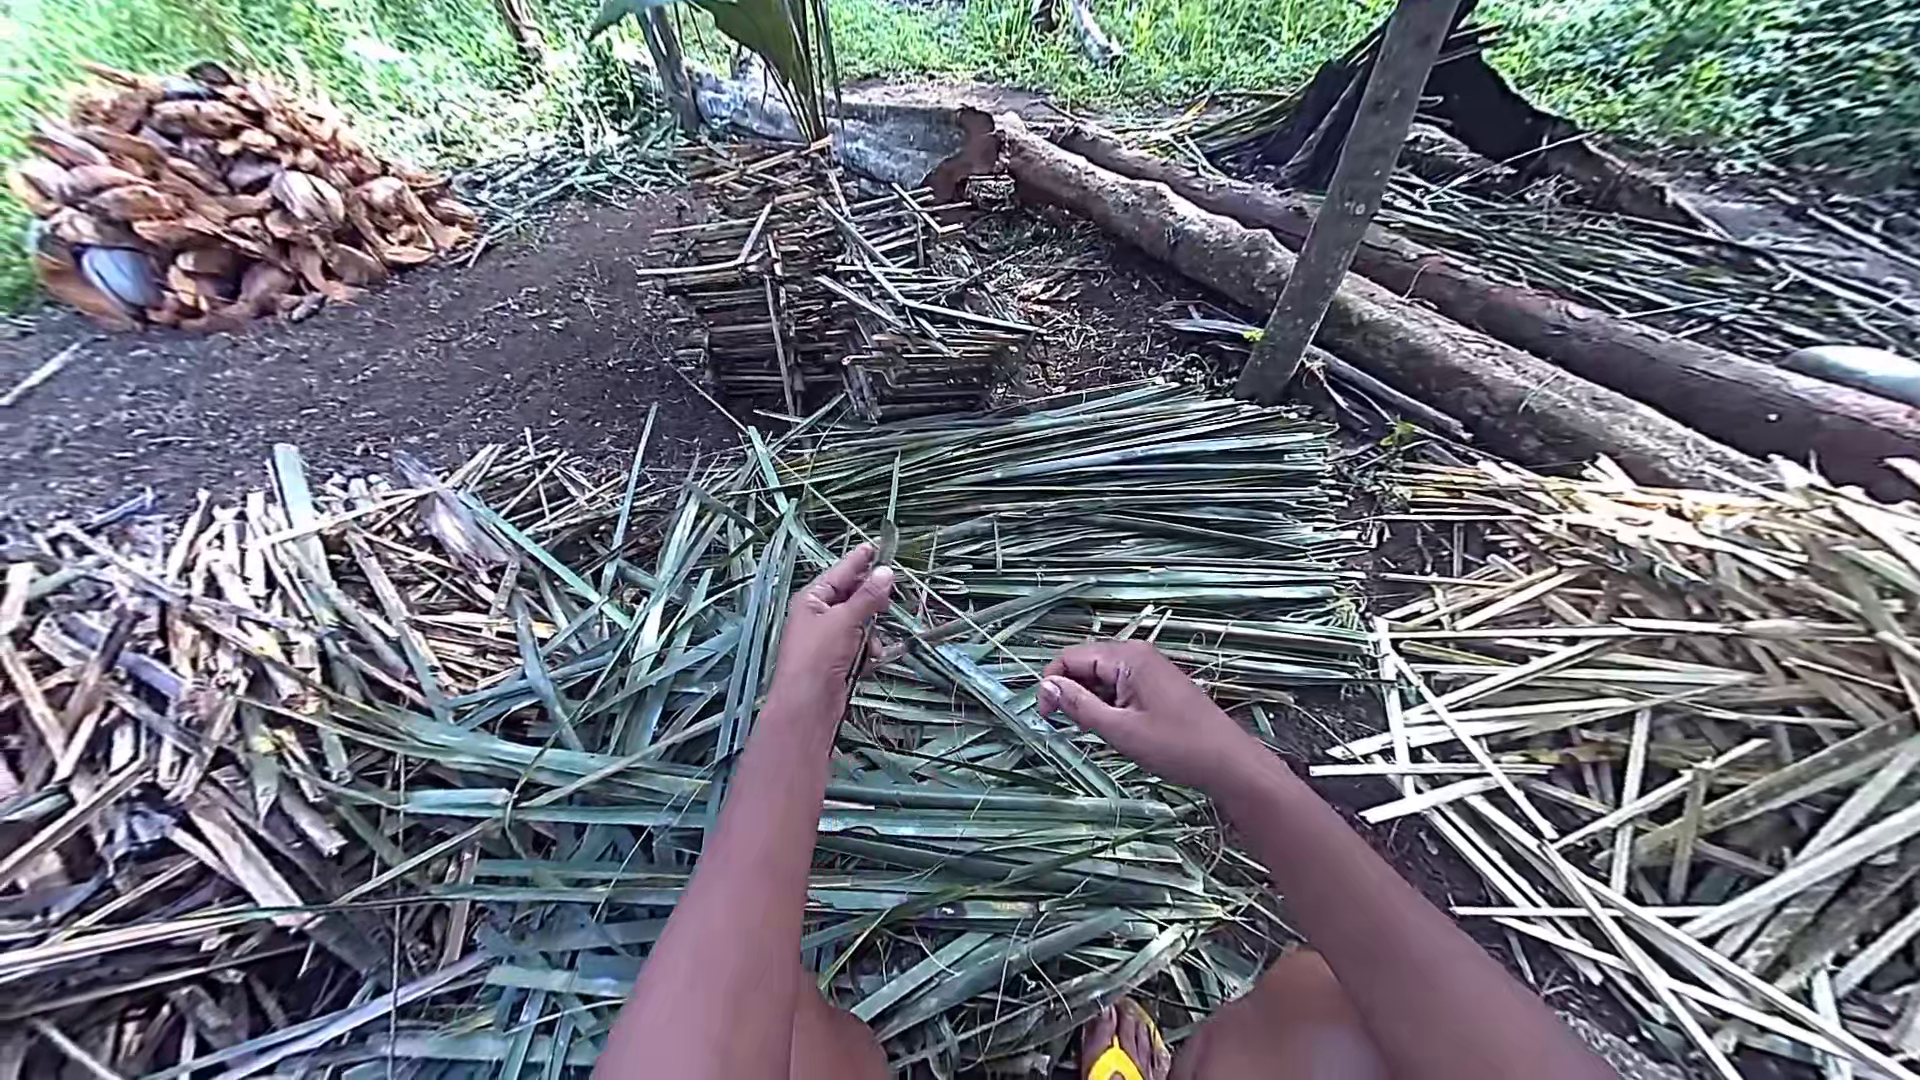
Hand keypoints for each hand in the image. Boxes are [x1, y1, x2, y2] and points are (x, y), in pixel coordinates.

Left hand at [769, 543, 894, 711]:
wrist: (807, 706)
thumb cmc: (819, 656)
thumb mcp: (846, 620)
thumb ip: (868, 596)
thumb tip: (886, 572)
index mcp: (812, 599)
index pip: (840, 573)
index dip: (859, 561)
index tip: (876, 546)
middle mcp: (818, 615)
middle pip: (852, 597)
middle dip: (871, 600)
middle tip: (889, 595)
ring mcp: (828, 638)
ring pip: (860, 622)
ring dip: (871, 630)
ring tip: (873, 641)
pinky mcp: (838, 659)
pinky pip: (860, 645)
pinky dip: (868, 650)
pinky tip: (871, 659)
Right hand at [1037, 639, 1267, 791]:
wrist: (1232, 765)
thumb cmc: (1176, 747)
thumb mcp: (1120, 730)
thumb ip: (1079, 706)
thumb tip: (1046, 686)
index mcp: (1127, 657)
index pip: (1070, 657)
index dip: (1051, 683)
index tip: (1046, 716)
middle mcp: (1137, 653)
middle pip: (1085, 663)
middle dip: (1071, 692)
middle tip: (1071, 728)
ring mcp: (1149, 667)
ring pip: (1101, 676)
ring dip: (1090, 700)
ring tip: (1098, 732)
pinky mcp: (1157, 682)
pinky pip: (1119, 684)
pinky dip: (1108, 703)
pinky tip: (1116, 728)